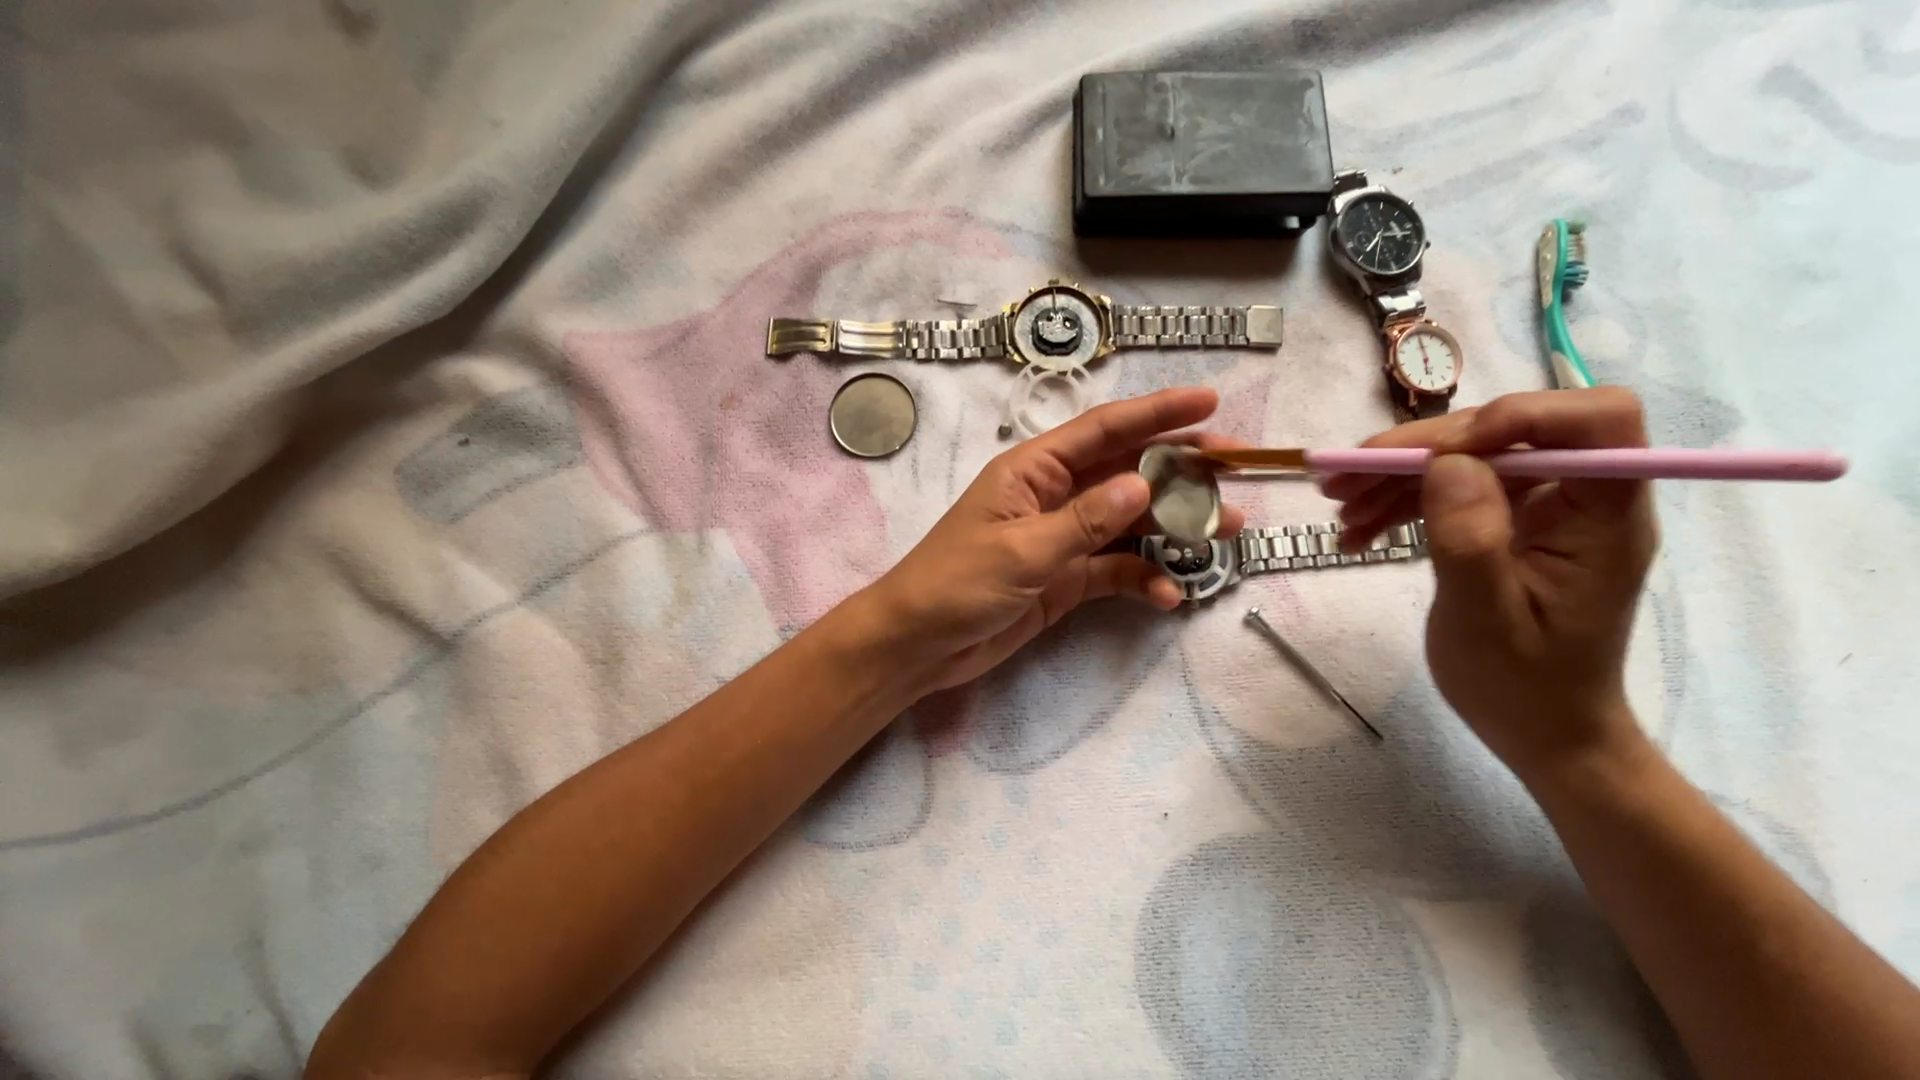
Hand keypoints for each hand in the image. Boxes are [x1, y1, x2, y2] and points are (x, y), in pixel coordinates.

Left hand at [863, 387, 1244, 693]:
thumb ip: (1084, 521)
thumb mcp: (1022, 550)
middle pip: (1126, 472)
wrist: (918, 645)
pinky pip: (1116, 569)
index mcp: (1034, 470)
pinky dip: (1144, 578)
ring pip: (1130, 522)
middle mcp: (1054, 495)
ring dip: (1174, 527)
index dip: (1156, 414)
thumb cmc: (957, 583)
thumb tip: (1142, 487)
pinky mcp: (1067, 579)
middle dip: (1180, 470)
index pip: (1103, 430)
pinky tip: (1169, 594)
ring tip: (1225, 533)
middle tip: (1235, 471)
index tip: (1207, 404)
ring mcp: (1063, 538)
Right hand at [1323, 388, 1658, 781]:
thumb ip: (1470, 540)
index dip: (1512, 418)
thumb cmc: (1524, 688)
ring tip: (1337, 506)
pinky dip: (1402, 501)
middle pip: (1505, 433)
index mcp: (1604, 515)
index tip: (1430, 456)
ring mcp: (1544, 508)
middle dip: (1420, 449)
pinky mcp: (1510, 521)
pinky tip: (1359, 532)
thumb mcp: (1485, 621)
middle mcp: (1581, 496)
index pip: (1591, 421)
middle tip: (1342, 478)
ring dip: (1397, 475)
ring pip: (1469, 457)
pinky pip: (1454, 488)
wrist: (1541, 732)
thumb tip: (1446, 463)